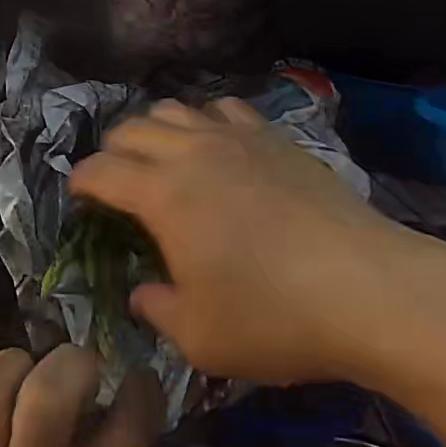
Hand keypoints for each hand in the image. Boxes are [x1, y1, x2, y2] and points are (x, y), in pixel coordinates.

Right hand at [70, 98, 445, 387]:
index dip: (81, 180)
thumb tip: (142, 292)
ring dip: (155, 129)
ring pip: (176, 109)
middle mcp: (191, 152)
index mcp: (162, 194)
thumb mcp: (200, 338)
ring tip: (162, 156)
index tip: (77, 194)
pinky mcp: (275, 137)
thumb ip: (157, 310)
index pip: (101, 170)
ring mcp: (236, 138)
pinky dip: (207, 120)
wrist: (368, 289)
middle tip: (115, 179)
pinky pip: (226, 108)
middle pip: (132, 128)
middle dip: (112, 150)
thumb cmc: (274, 317)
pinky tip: (218, 143)